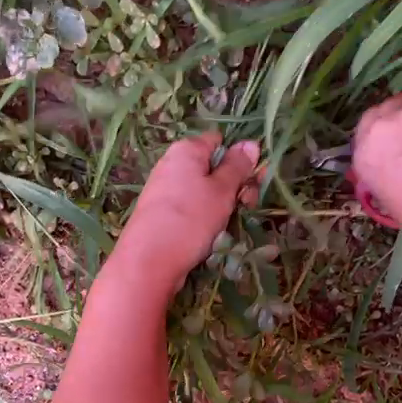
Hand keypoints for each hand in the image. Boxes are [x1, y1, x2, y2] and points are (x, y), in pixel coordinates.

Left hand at [108, 133, 259, 293]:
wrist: (149, 260)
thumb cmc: (190, 219)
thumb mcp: (222, 191)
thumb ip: (237, 167)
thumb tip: (251, 143)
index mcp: (186, 149)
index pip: (219, 141)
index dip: (238, 158)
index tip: (251, 179)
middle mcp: (172, 164)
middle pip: (211, 168)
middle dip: (232, 186)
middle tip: (246, 206)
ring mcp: (164, 189)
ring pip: (203, 191)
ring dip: (221, 206)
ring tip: (227, 225)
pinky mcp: (161, 213)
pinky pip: (190, 208)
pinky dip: (203, 218)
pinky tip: (210, 235)